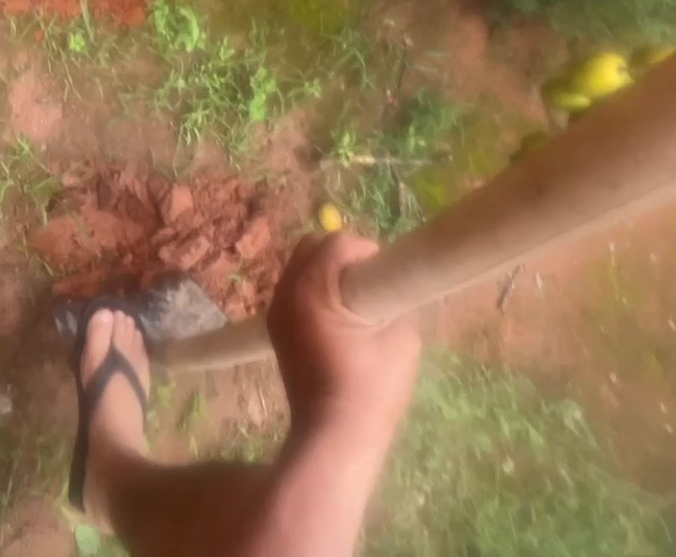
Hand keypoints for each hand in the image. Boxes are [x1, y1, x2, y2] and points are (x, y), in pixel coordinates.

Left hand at [267, 232, 420, 438]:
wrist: (332, 431)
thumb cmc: (371, 386)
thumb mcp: (401, 337)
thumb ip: (393, 300)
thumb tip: (386, 287)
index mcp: (313, 288)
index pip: (336, 243)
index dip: (365, 251)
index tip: (384, 274)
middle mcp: (286, 290)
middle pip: (311, 246)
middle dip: (342, 255)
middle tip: (370, 282)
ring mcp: (275, 308)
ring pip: (299, 266)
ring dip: (325, 271)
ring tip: (354, 302)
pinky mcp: (274, 326)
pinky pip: (293, 289)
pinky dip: (313, 290)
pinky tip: (336, 317)